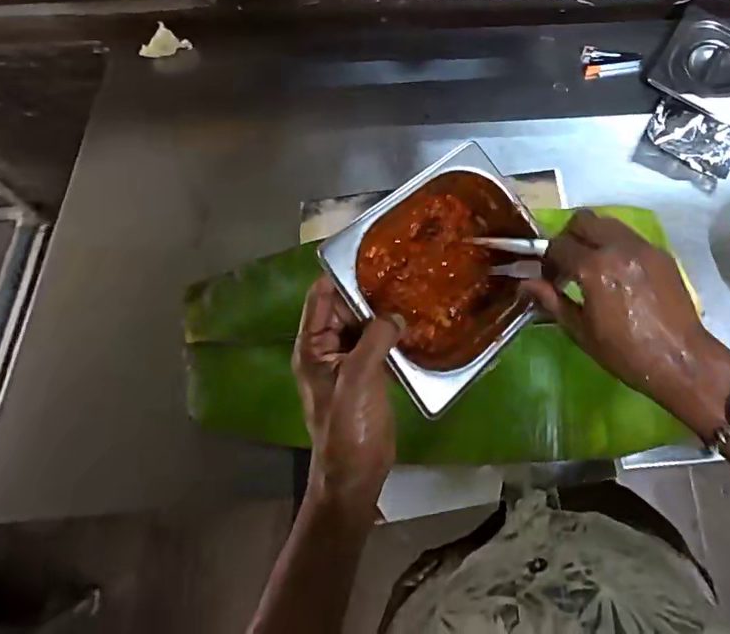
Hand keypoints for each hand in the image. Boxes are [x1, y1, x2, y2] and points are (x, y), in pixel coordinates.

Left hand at [293, 277, 400, 512]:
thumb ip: (374, 339)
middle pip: (346, 306)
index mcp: (313, 347)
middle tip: (402, 265)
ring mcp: (348, 362)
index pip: (322, 297)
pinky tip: (416, 319)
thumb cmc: (348, 428)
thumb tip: (395, 314)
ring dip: (384, 309)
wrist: (356, 475)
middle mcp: (328, 349)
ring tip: (412, 285)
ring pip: (365, 323)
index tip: (370, 253)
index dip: (341, 273)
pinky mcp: (368, 374)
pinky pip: (379, 342)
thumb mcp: (358, 378)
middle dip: (369, 288)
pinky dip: (393, 330)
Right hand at [523, 210, 729, 438]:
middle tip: (568, 264)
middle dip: (568, 237)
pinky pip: (629, 236)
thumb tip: (526, 283)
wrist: (681, 359)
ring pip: (607, 223)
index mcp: (594, 267)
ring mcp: (642, 246)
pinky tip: (618, 272)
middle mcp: (618, 247)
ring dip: (593, 236)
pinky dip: (616, 245)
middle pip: (582, 220)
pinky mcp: (660, 252)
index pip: (559, 245)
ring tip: (593, 265)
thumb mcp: (582, 331)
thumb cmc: (626, 353)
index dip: (548, 260)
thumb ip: (552, 301)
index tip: (549, 278)